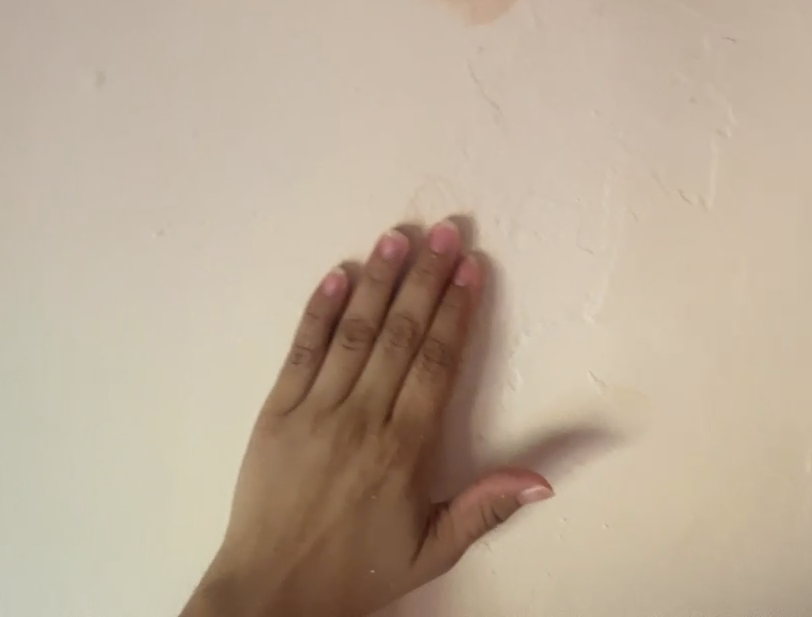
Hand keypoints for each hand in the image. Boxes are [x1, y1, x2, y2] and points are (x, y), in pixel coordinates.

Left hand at [183, 221, 552, 616]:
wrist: (269, 595)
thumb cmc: (356, 568)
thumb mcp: (431, 550)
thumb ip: (484, 508)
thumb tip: (543, 481)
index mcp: (402, 449)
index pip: (436, 363)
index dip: (456, 312)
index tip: (471, 268)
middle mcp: (361, 419)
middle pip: (400, 334)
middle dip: (426, 278)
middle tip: (446, 231)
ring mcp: (315, 410)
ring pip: (354, 332)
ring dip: (378, 280)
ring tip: (398, 236)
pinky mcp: (277, 409)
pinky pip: (302, 350)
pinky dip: (320, 310)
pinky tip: (338, 272)